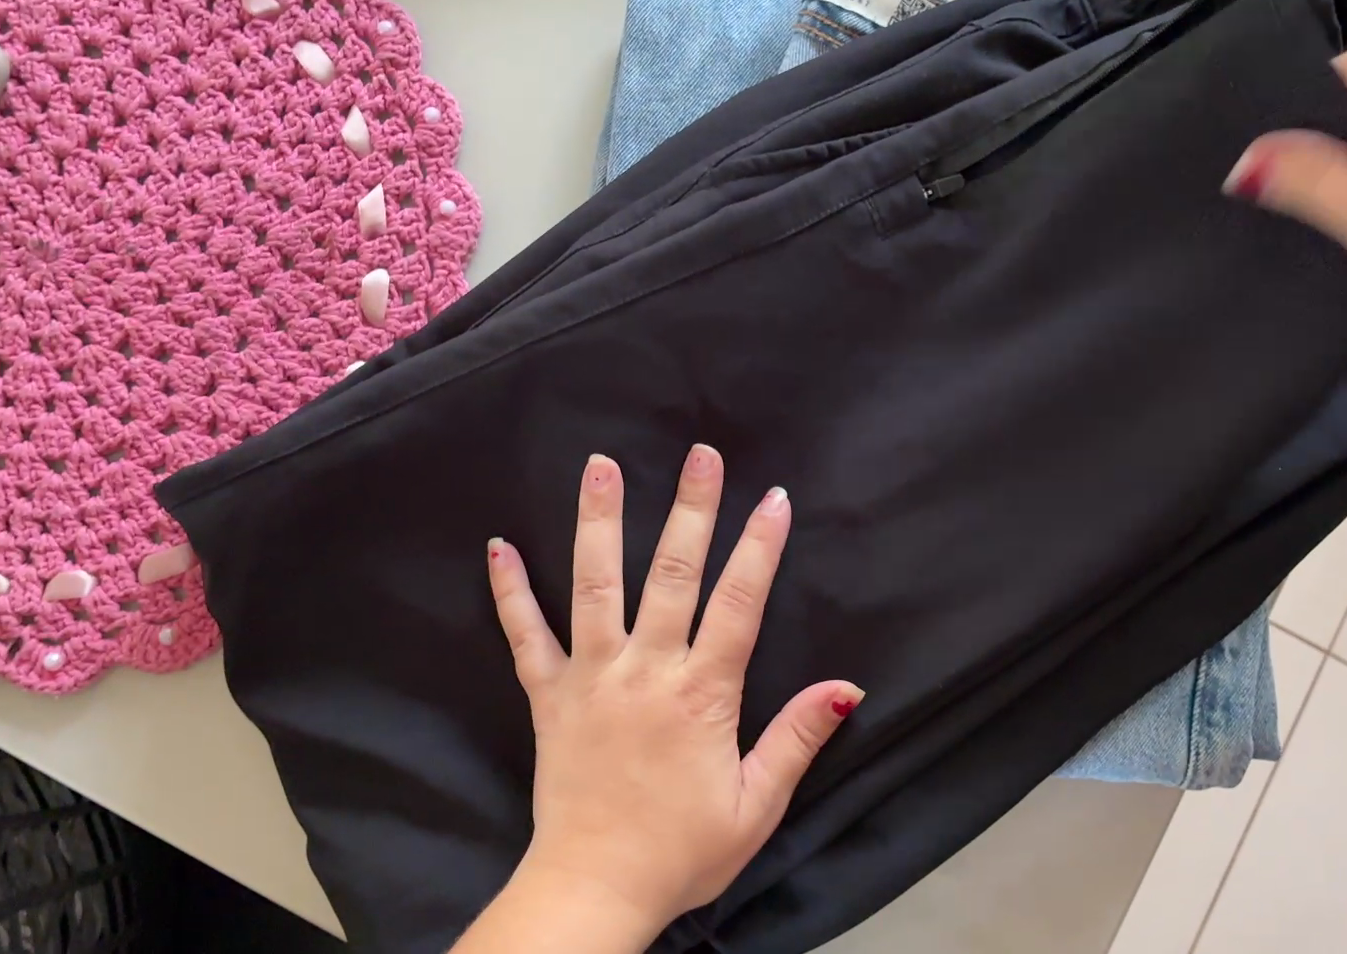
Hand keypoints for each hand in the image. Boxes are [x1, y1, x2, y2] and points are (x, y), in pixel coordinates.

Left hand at [485, 446, 862, 935]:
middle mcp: (645, 670)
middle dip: (692, 509)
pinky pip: (525, 637)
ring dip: (600, 522)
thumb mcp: (756, 805)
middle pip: (673, 574)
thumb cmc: (682, 851)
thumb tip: (847, 687)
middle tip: (700, 455)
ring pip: (595, 586)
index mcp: (701, 694)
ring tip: (600, 465)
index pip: (739, 603)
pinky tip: (499, 546)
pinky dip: (511, 592)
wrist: (592, 891)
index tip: (775, 498)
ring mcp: (591, 677)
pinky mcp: (548, 696)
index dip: (760, 547)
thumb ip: (799, 738)